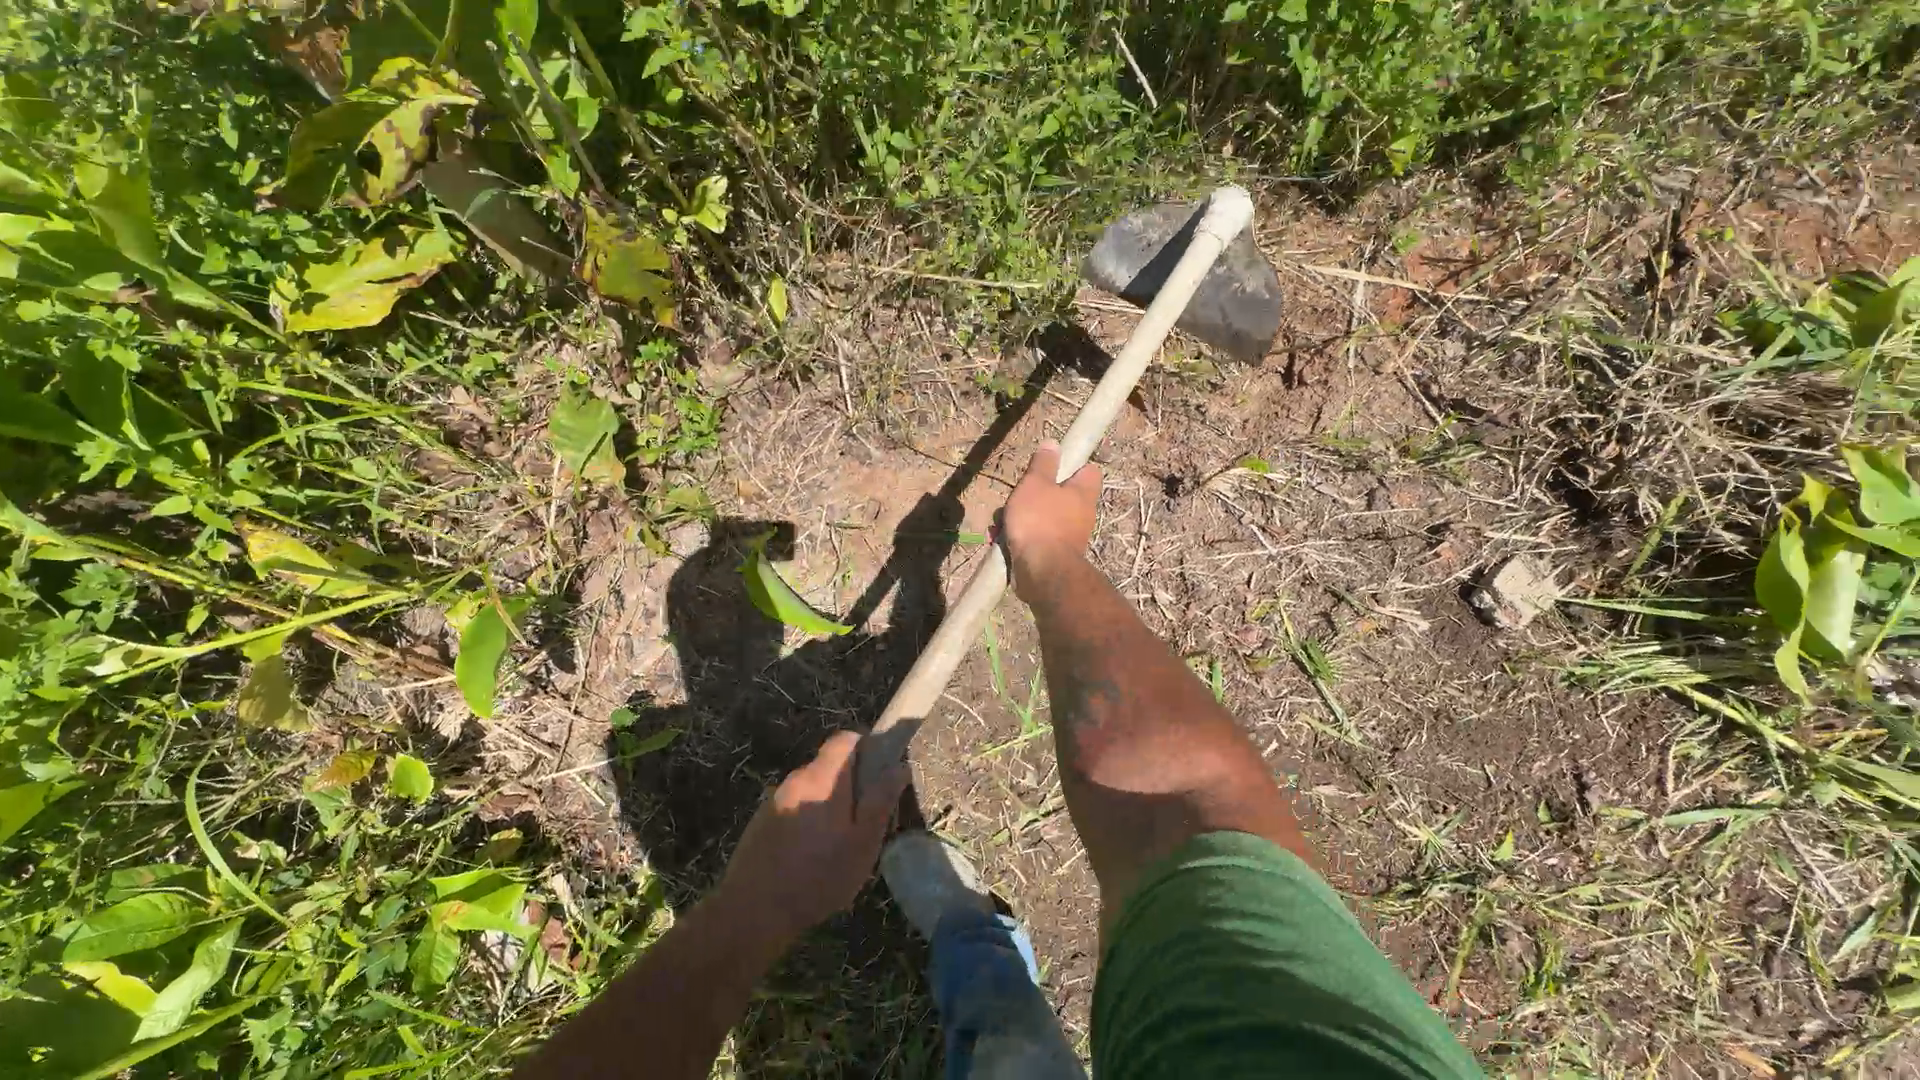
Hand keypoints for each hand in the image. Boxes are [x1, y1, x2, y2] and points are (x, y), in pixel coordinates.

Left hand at [712, 731, 908, 946]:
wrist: (752, 911)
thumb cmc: (818, 876)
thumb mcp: (861, 843)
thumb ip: (880, 801)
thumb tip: (899, 767)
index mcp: (821, 778)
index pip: (844, 740)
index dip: (865, 747)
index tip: (880, 772)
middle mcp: (794, 781)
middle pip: (827, 767)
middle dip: (848, 784)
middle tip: (863, 819)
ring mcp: (773, 802)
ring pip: (810, 790)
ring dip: (826, 805)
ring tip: (837, 843)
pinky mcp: (760, 823)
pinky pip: (793, 809)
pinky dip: (806, 821)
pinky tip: (809, 856)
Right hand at [1001, 440, 1101, 599]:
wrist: (1042, 571)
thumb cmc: (1040, 520)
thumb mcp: (1036, 484)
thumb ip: (1043, 464)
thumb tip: (1053, 444)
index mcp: (1083, 493)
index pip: (1089, 471)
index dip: (1072, 465)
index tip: (1051, 466)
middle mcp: (1081, 514)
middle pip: (1059, 495)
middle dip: (1034, 495)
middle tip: (1017, 496)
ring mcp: (1069, 536)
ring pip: (1043, 518)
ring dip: (1021, 518)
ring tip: (1000, 521)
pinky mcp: (1054, 555)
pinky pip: (1036, 538)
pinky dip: (1020, 537)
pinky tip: (1000, 540)